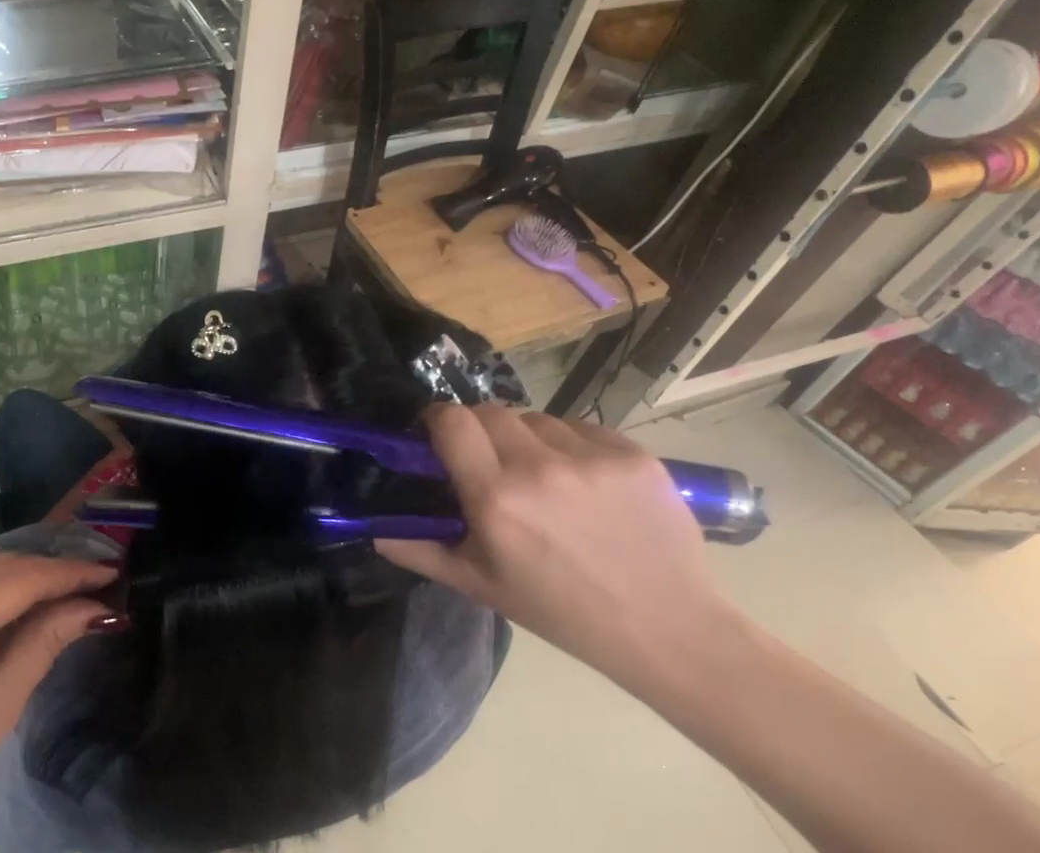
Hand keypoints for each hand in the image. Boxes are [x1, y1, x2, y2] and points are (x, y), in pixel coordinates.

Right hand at [377, 404, 737, 679]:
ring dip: (527, 439)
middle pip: (490, 411)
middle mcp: (540, 468)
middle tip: (490, 462)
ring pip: (537, 419)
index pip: (451, 421)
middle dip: (480, 430)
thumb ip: (421, 550)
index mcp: (496, 500)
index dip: (438, 421)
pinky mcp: (633, 454)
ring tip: (543, 478)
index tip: (439, 437)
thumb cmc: (561, 612)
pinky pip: (582, 429)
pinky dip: (572, 446)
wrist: (666, 627)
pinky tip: (584, 483)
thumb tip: (374, 529)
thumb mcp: (481, 586)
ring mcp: (592, 458)